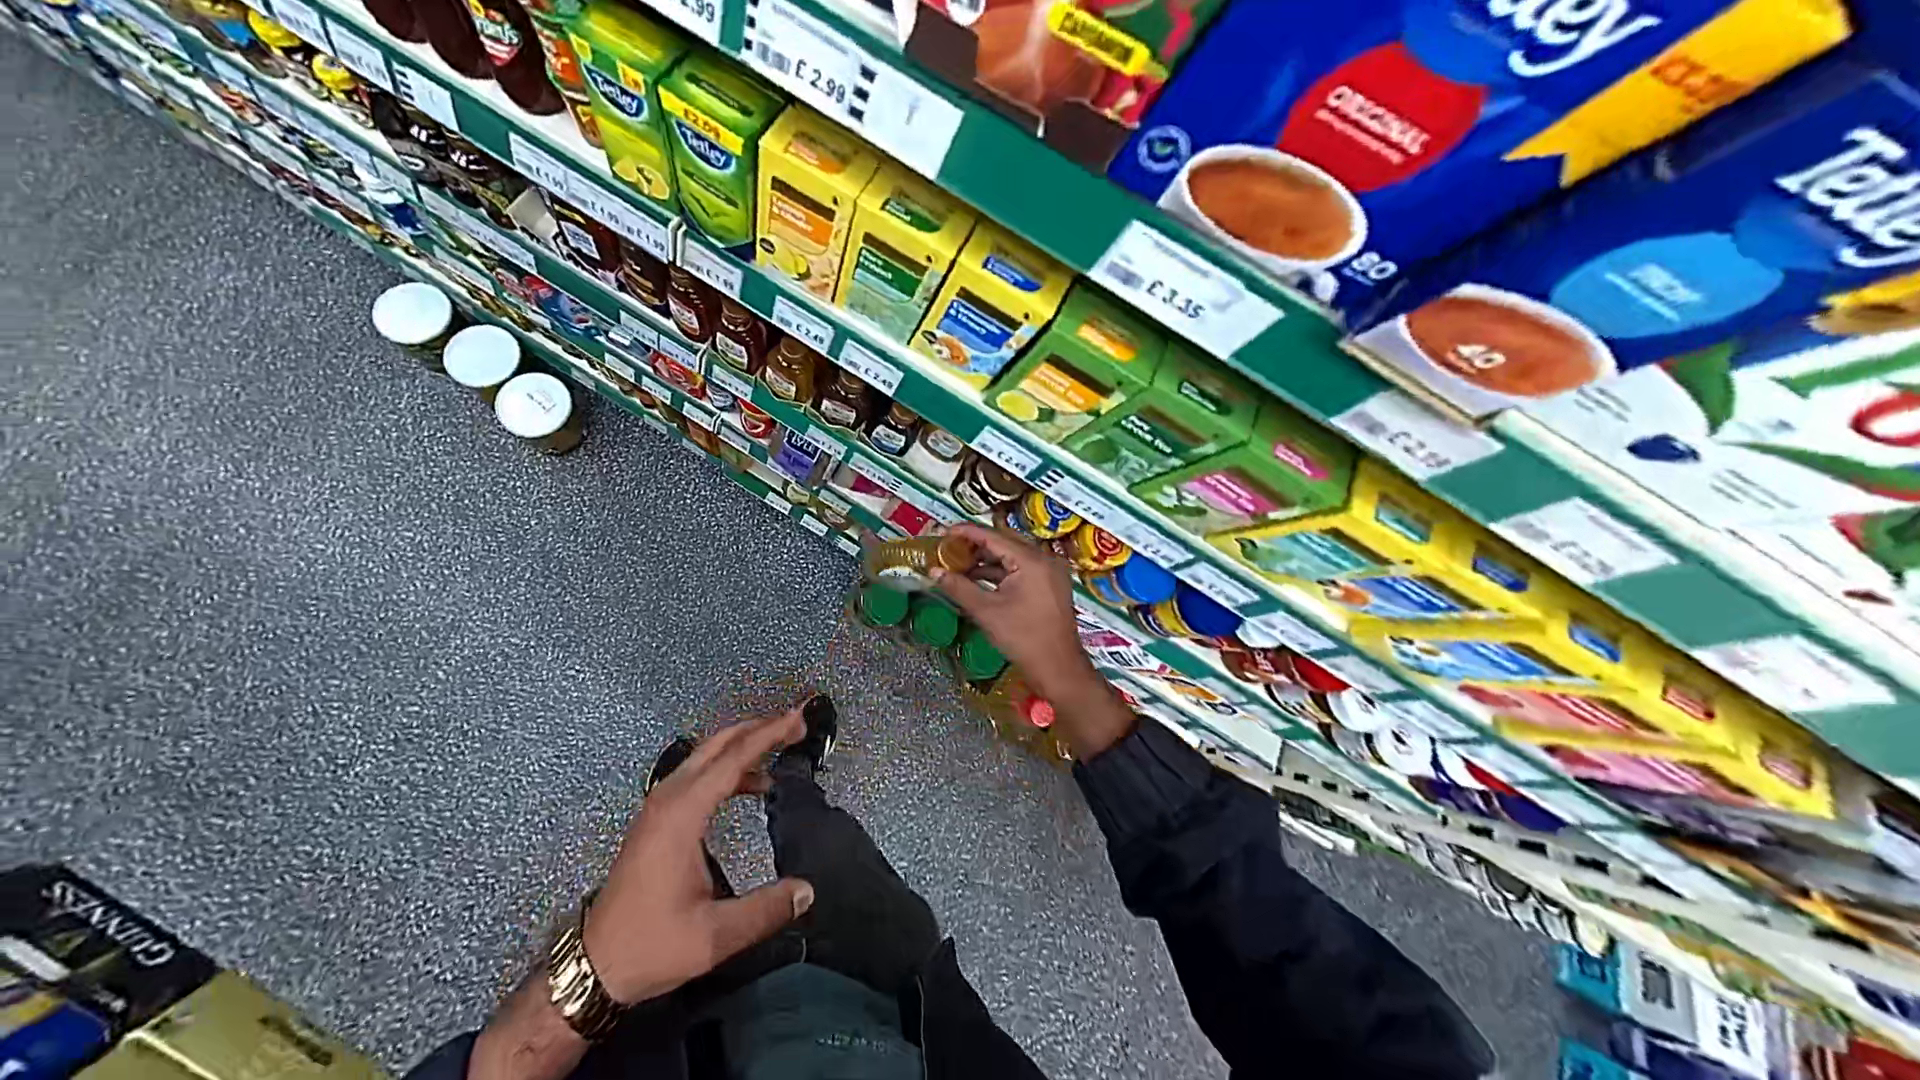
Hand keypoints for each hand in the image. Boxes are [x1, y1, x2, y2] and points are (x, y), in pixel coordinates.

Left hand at [582, 710, 814, 1003]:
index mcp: (681, 814)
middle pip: (718, 743)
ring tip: (782, 743)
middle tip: (797, 723)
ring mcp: (660, 805)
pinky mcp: (659, 817)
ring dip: (745, 743)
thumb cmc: (650, 945)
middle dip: (760, 727)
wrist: (592, 965)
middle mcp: (669, 799)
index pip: (733, 757)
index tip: (799, 718)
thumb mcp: (713, 937)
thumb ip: (765, 910)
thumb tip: (808, 890)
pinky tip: (755, 783)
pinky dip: (731, 766)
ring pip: (707, 755)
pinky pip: (700, 773)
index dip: (769, 734)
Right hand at [934, 525, 1135, 757]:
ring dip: (987, 560)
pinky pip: (1022, 570)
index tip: (943, 532)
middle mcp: (1044, 560)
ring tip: (958, 565)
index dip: (966, 533)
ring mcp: (1050, 573)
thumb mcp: (986, 611)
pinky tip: (979, 579)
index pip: (993, 536)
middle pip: (1004, 543)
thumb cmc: (1023, 638)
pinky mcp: (1050, 586)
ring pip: (1012, 557)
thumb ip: (958, 587)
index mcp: (1031, 560)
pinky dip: (1001, 573)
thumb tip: (934, 571)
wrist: (1058, 668)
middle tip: (948, 548)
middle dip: (974, 546)